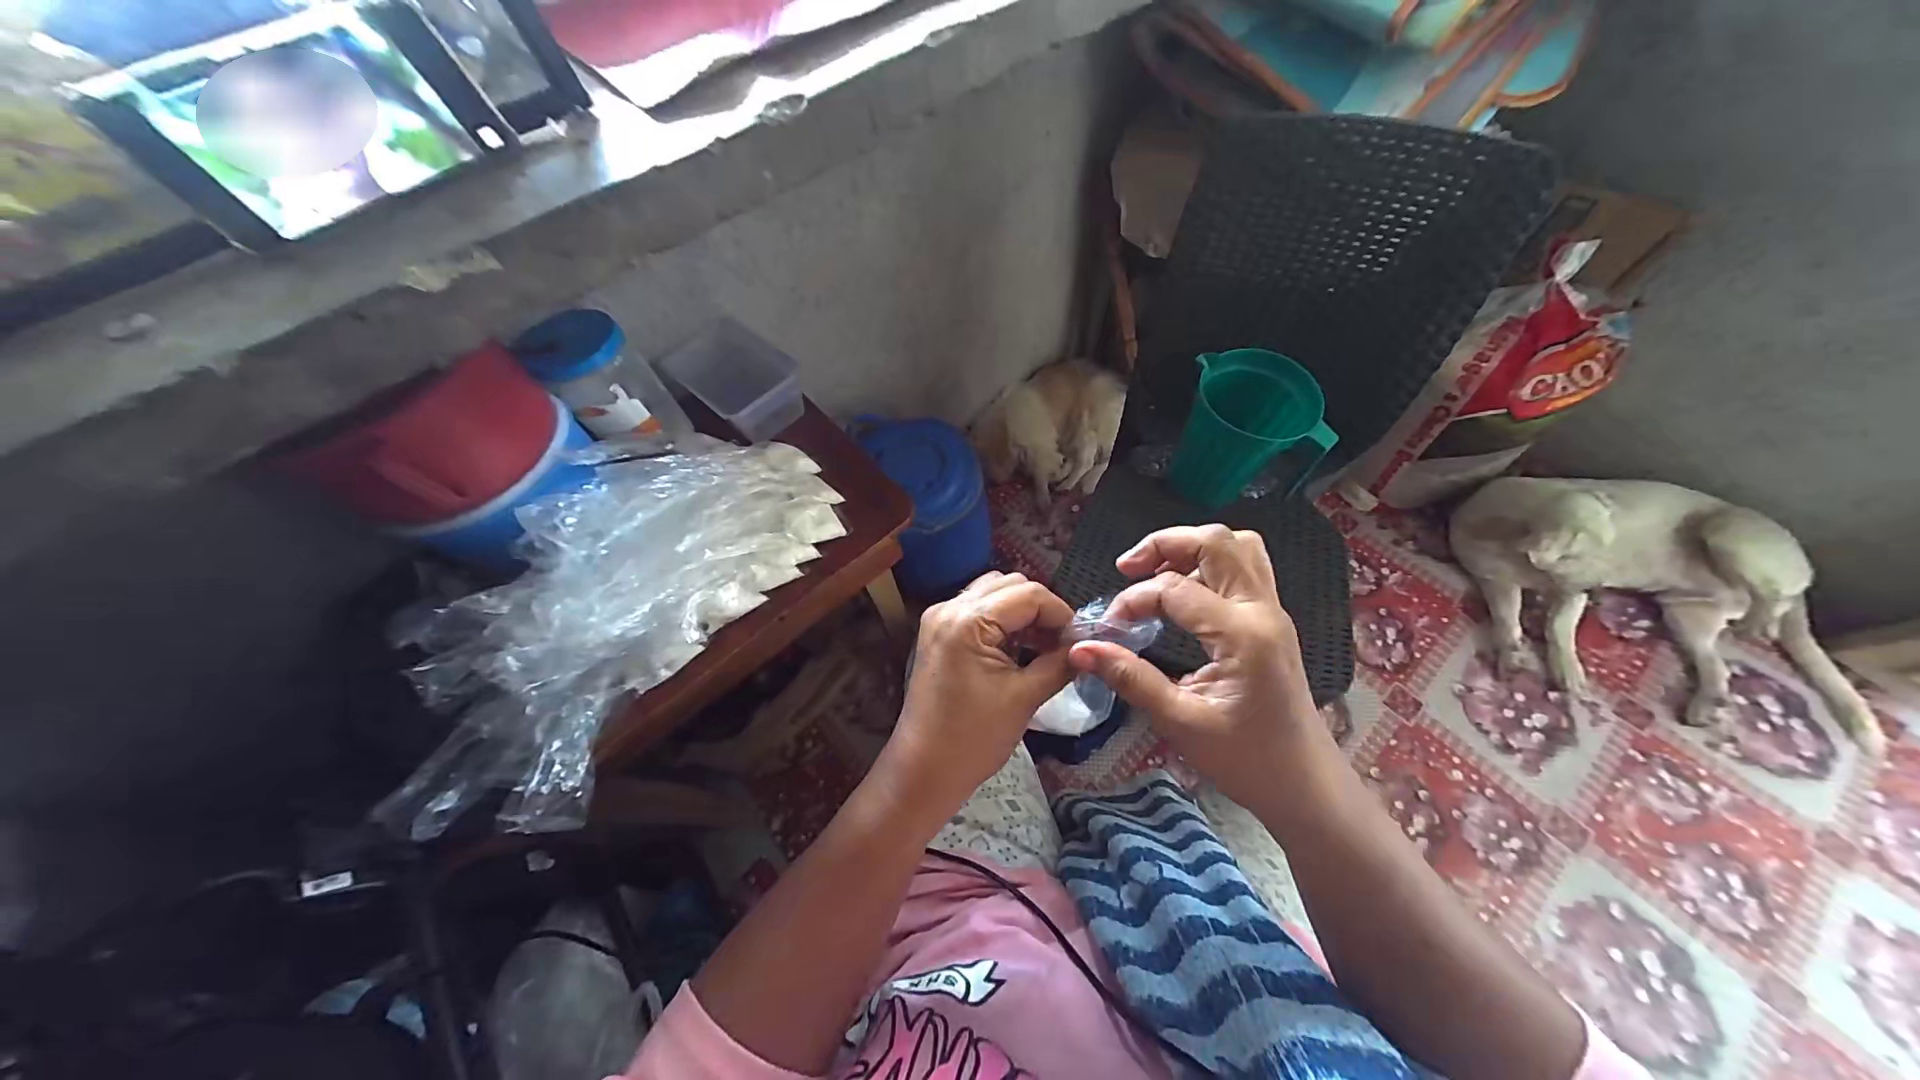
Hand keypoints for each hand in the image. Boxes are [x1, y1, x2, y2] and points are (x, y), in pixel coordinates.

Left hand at [882, 572, 1074, 815]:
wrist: (924, 770)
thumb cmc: (973, 738)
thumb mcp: (1025, 697)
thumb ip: (1059, 663)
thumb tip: (1086, 647)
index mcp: (968, 620)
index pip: (1029, 594)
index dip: (1061, 614)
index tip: (1080, 642)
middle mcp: (949, 608)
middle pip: (1010, 585)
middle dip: (1042, 610)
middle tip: (1062, 645)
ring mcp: (939, 619)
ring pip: (994, 593)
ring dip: (1022, 614)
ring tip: (1042, 648)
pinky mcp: (938, 634)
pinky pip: (978, 610)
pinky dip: (1003, 623)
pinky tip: (1019, 650)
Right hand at [1066, 525, 1330, 808]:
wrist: (1305, 786)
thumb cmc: (1246, 761)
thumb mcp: (1179, 722)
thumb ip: (1129, 678)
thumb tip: (1081, 649)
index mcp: (1242, 635)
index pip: (1175, 589)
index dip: (1133, 599)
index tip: (1109, 627)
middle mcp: (1263, 611)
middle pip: (1216, 542)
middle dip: (1165, 543)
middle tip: (1128, 568)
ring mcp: (1273, 613)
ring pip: (1238, 547)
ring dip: (1192, 548)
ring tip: (1156, 572)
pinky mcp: (1272, 622)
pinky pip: (1245, 569)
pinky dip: (1210, 565)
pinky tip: (1184, 592)